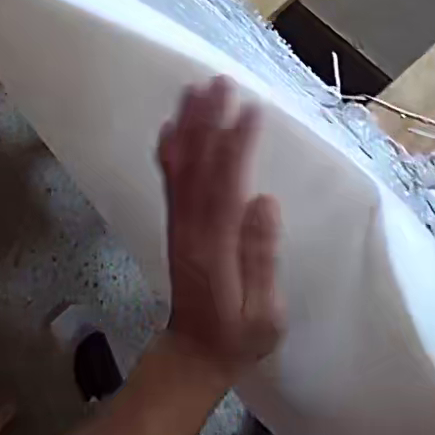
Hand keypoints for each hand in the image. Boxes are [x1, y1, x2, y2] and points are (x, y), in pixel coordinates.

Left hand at [156, 78, 284, 382]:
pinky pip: (168, 180)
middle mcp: (190, 225)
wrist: (193, 353)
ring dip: (187, 125)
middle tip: (220, 81)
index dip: (237, 144)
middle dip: (208, 119)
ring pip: (179, 165)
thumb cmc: (237, 337)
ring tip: (195, 88)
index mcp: (215, 244)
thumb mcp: (264, 314)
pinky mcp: (174, 224)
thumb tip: (265, 201)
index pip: (226, 183)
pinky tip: (171, 126)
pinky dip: (168, 149)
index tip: (250, 109)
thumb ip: (261, 258)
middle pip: (198, 164)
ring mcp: (178, 223)